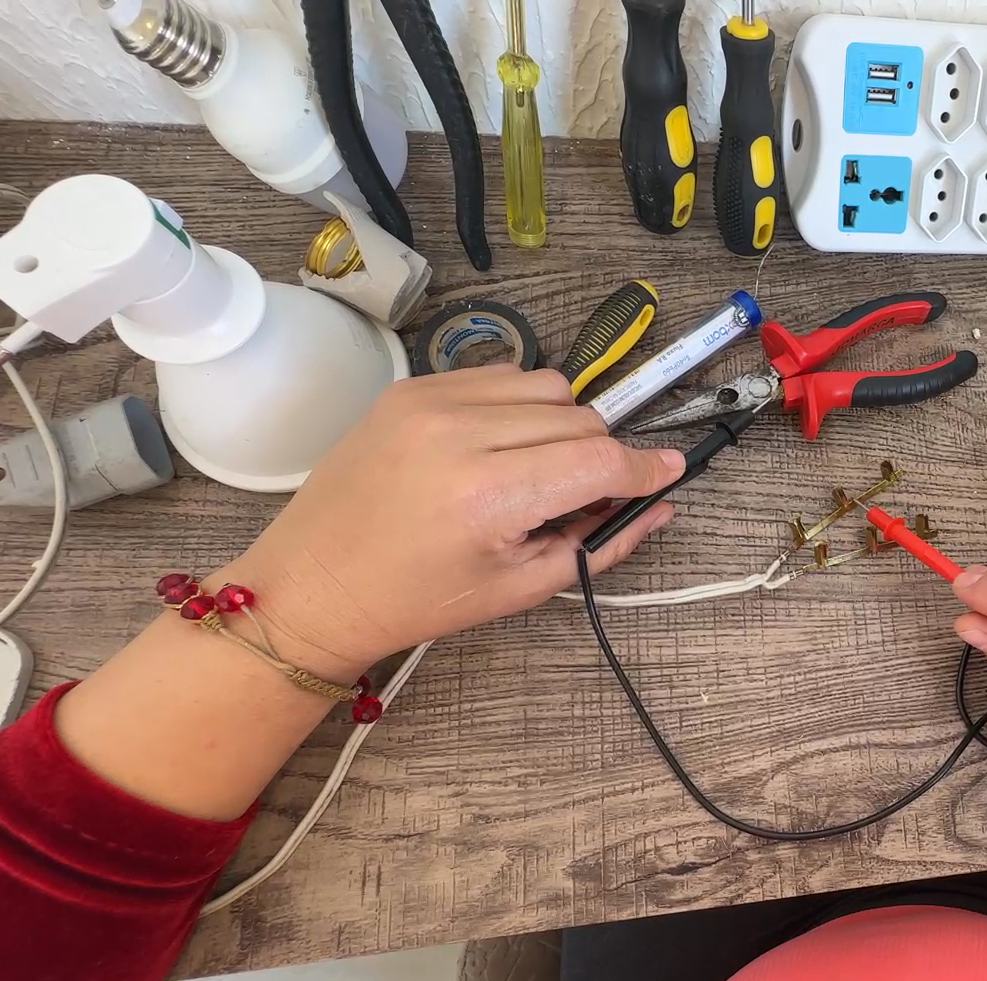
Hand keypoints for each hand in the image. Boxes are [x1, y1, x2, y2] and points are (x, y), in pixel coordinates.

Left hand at [219, 366, 684, 677]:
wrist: (314, 584)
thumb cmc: (424, 600)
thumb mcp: (525, 587)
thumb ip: (605, 544)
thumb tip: (661, 506)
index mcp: (488, 496)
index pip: (599, 461)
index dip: (646, 469)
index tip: (671, 471)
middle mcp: (461, 433)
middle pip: (583, 420)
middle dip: (603, 457)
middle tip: (585, 496)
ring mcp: (432, 400)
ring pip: (552, 388)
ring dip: (567, 426)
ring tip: (540, 468)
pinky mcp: (413, 385)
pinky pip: (507, 375)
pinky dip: (526, 406)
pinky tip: (504, 443)